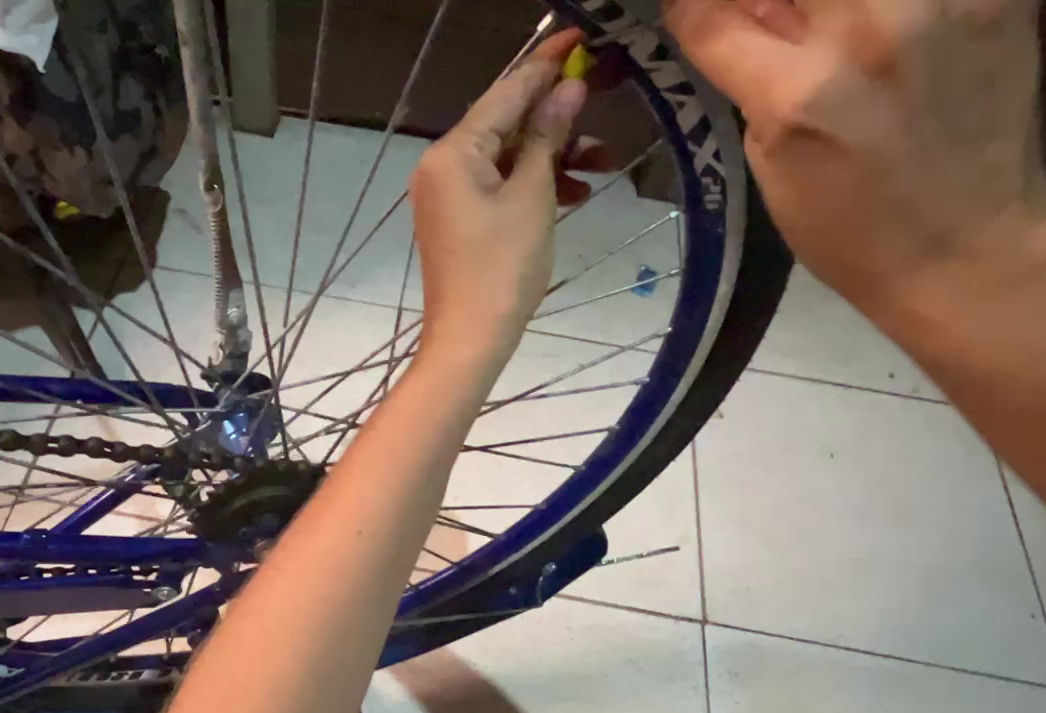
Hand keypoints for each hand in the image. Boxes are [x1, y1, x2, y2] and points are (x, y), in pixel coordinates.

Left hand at [410, 30, 592, 359]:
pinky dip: (533, 185)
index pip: (504, 93)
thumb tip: (567, 91)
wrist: (470, 340)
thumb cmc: (502, 269)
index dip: (545, 66)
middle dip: (556, 118)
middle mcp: (441, 167)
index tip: (580, 40)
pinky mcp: (457, 221)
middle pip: (503, 124)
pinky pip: (498, 188)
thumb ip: (546, 139)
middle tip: (604, 102)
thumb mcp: (531, 197)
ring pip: (505, 158)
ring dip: (552, 157)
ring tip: (604, 161)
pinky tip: (575, 191)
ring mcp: (446, 196)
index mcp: (452, 153)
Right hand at [664, 0, 1045, 310]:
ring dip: (826, 5)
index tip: (686, 8)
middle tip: (773, 20)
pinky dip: (891, 7)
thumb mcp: (773, 166)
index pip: (711, 17)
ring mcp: (942, 1)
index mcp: (798, 95)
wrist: (965, 249)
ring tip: (827, 28)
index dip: (688, 7)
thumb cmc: (848, 231)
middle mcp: (868, 31)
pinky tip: (892, 29)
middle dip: (764, 0)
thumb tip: (741, 20)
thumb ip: (755, 85)